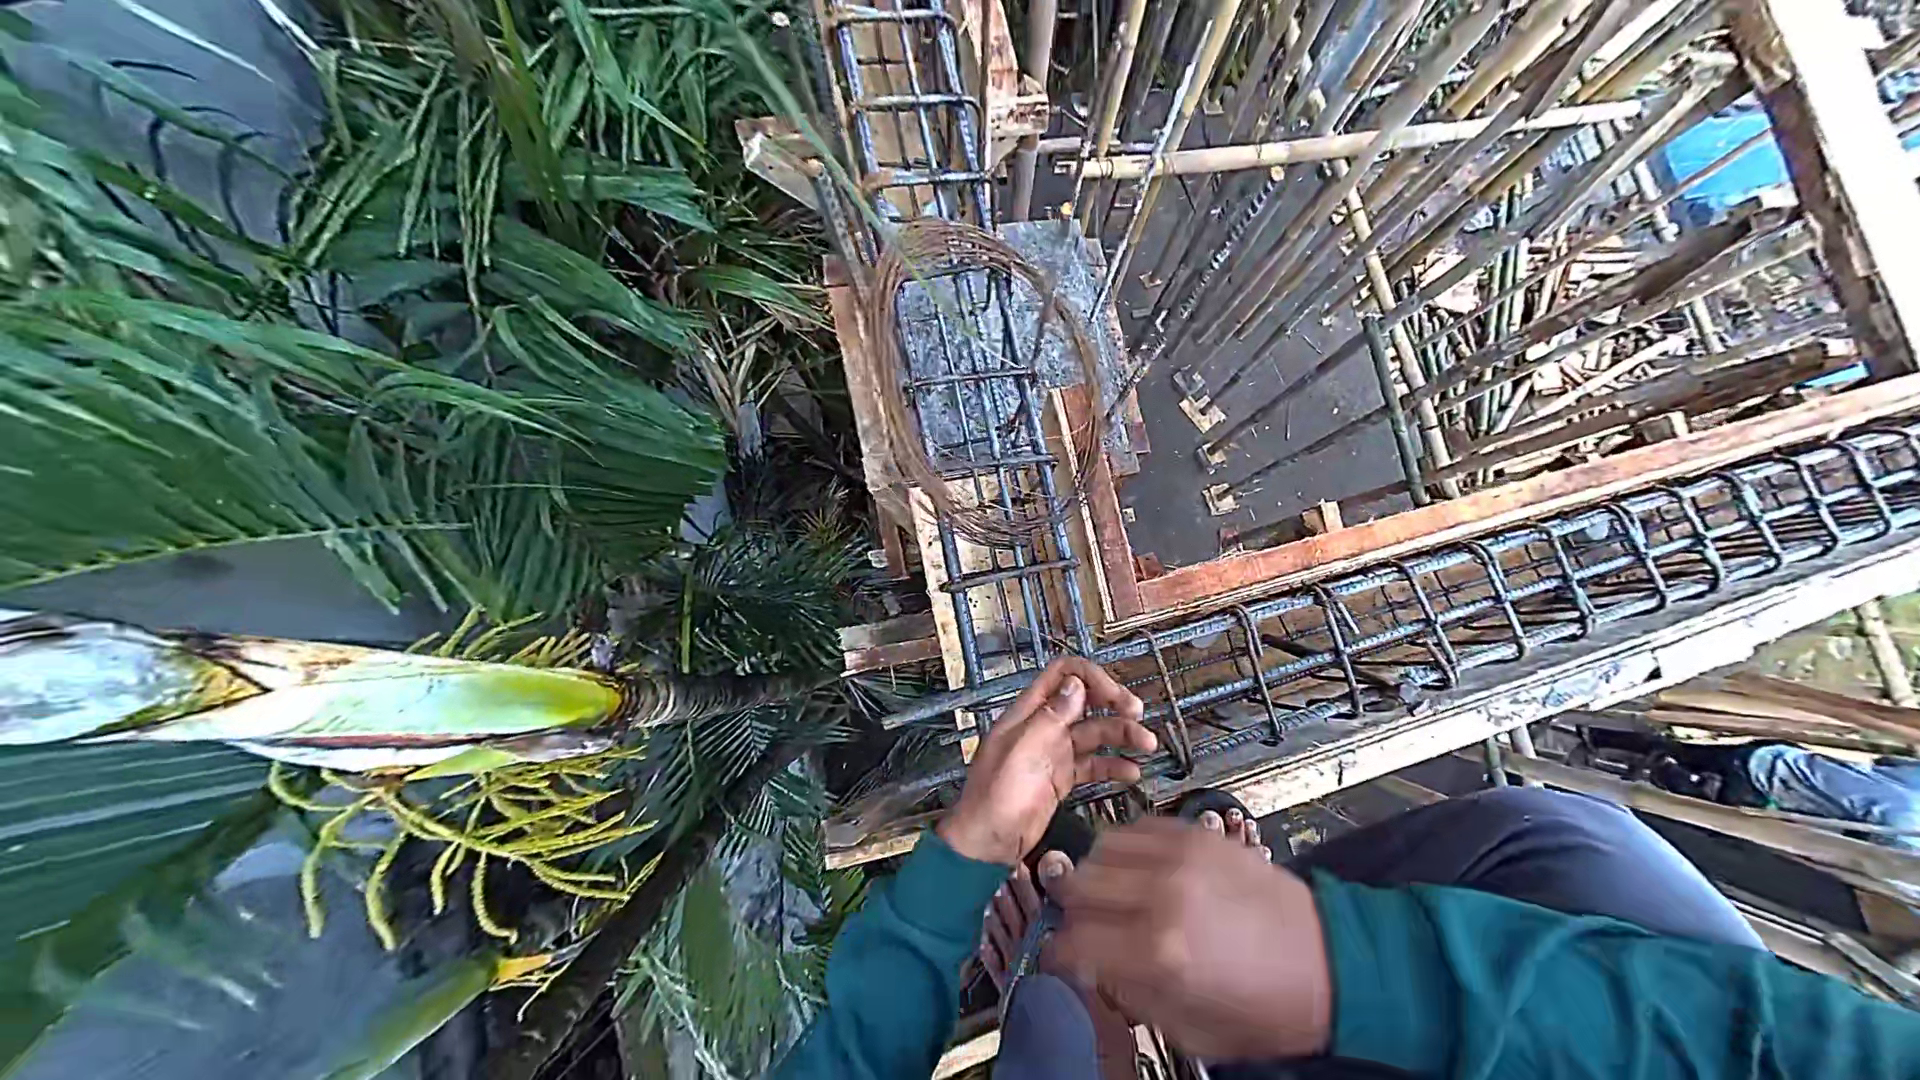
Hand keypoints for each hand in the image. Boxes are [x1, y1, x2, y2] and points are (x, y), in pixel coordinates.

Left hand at [936, 657, 1153, 865]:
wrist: (988, 842)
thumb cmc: (995, 797)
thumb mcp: (1023, 750)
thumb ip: (1051, 717)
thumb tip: (1075, 685)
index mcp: (1028, 712)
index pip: (1062, 675)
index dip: (1090, 677)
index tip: (1114, 694)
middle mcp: (1043, 727)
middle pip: (1084, 701)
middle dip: (1113, 703)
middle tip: (1136, 713)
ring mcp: (1054, 752)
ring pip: (1094, 733)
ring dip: (1122, 735)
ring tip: (1146, 744)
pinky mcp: (1062, 777)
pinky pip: (1093, 764)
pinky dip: (1114, 765)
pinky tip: (1130, 771)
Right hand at [1050, 817, 1331, 1061]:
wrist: (1327, 961)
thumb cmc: (1269, 1002)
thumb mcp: (1192, 1027)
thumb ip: (1128, 993)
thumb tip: (1088, 967)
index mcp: (1160, 951)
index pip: (1074, 939)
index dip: (1057, 950)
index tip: (1059, 952)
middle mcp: (1162, 893)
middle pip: (1077, 882)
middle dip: (1070, 905)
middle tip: (1081, 920)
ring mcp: (1178, 856)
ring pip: (1099, 846)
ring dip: (1095, 872)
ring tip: (1108, 892)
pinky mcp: (1195, 834)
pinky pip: (1135, 825)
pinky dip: (1124, 846)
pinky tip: (1137, 868)